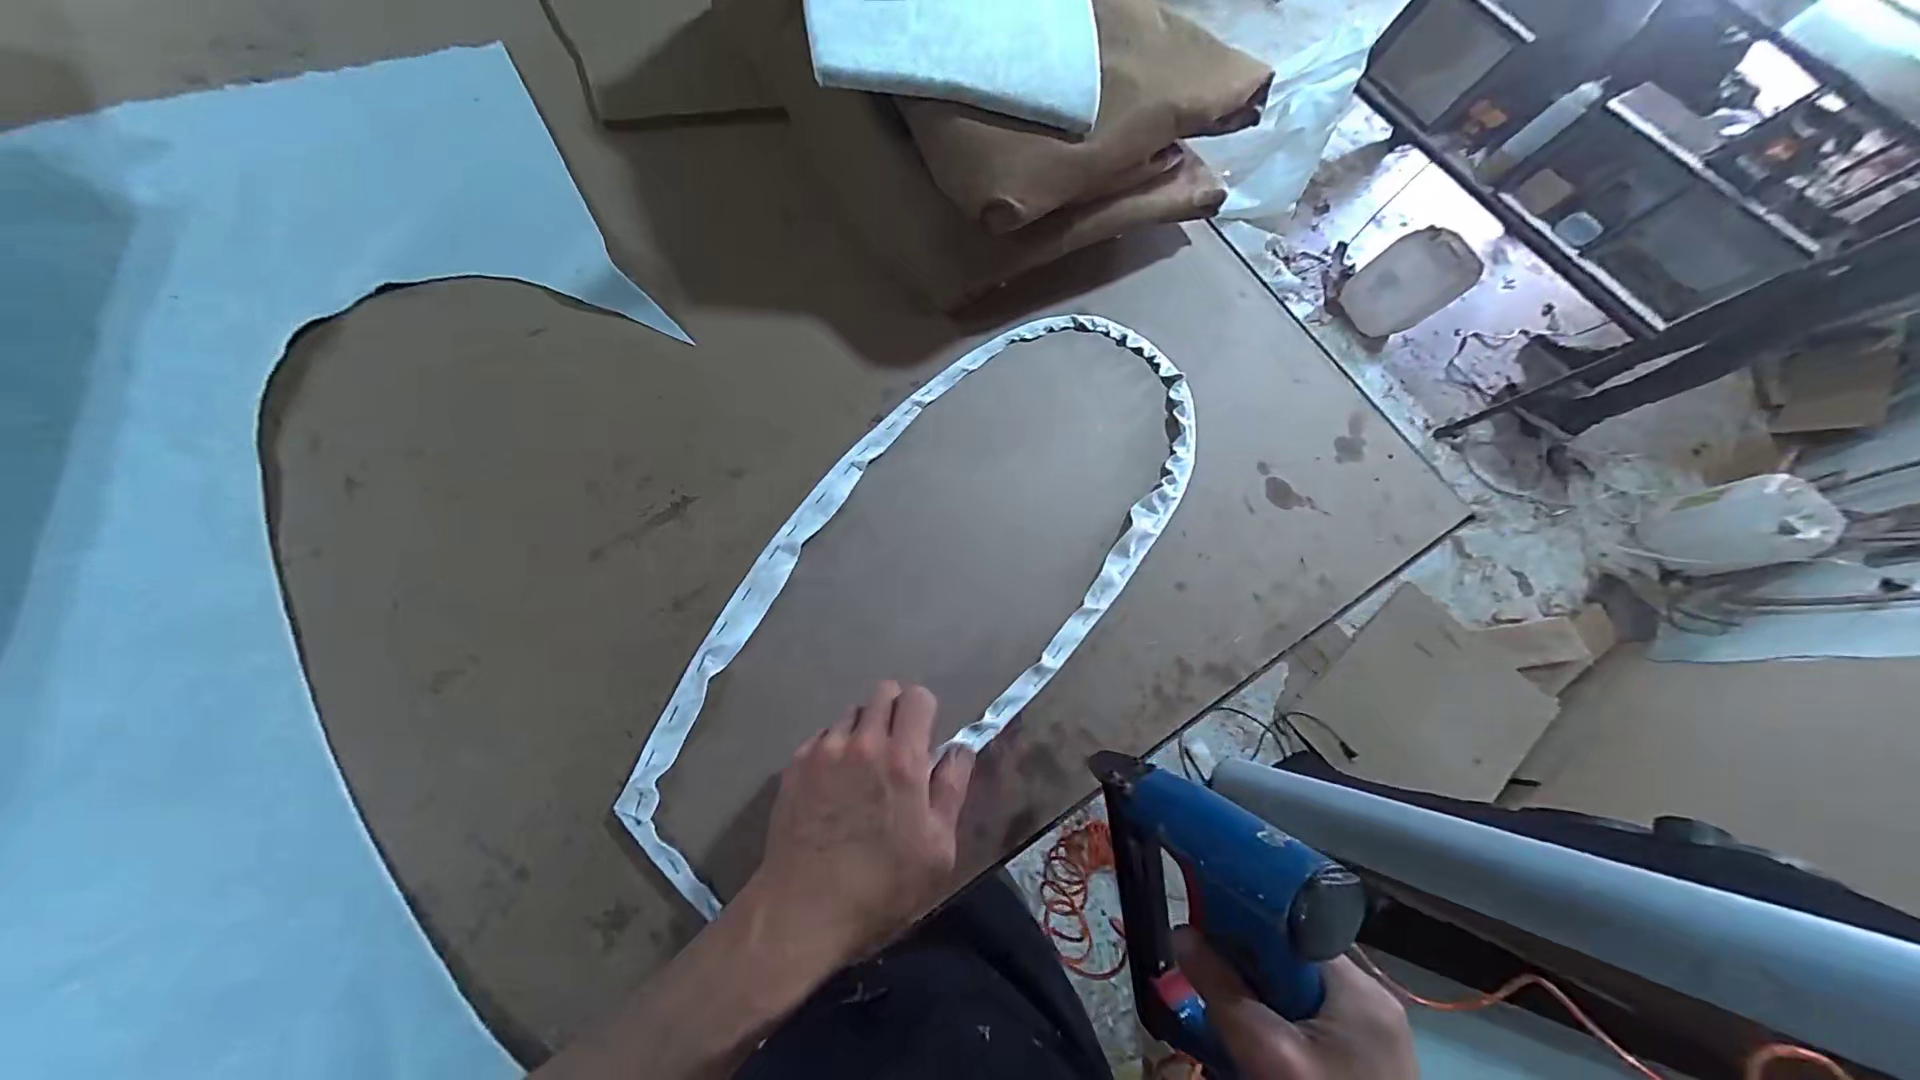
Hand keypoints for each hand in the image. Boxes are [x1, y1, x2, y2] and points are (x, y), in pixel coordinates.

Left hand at [744, 681, 976, 958]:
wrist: (802, 910)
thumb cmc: (881, 887)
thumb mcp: (938, 848)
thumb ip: (952, 788)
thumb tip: (958, 750)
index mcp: (902, 759)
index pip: (917, 697)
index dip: (925, 711)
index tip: (925, 737)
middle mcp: (861, 743)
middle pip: (883, 693)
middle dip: (896, 711)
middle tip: (898, 748)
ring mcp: (822, 751)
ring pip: (851, 714)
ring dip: (864, 730)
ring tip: (863, 769)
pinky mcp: (794, 765)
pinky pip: (822, 736)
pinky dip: (834, 747)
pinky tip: (833, 784)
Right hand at [1176, 928, 1418, 1079]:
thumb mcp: (1266, 1051)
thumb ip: (1221, 988)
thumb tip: (1181, 933)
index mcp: (1359, 987)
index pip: (1287, 931)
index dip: (1243, 930)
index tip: (1205, 941)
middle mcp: (1373, 1002)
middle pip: (1290, 965)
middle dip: (1248, 975)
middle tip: (1211, 994)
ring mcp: (1376, 1037)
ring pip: (1298, 997)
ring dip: (1260, 1005)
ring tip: (1230, 1027)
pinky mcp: (1370, 1063)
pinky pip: (1313, 1026)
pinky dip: (1282, 1030)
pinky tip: (1260, 1052)